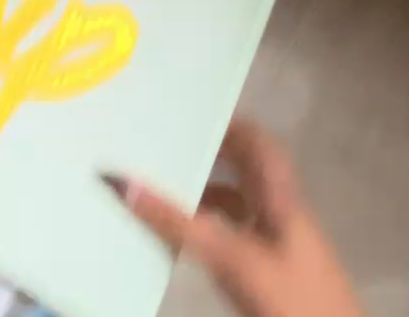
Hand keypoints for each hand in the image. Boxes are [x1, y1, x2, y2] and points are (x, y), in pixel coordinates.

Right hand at [105, 119, 363, 316]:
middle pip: (243, 170)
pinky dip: (202, 225)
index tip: (186, 109)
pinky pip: (229, 233)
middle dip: (202, 154)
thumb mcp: (229, 258)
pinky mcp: (270, 271)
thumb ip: (174, 221)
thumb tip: (115, 179)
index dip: (228, 122)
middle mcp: (282, 214)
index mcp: (282, 200)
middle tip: (157, 140)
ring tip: (153, 182)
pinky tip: (174, 233)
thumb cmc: (293, 299)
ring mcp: (279, 245)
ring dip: (198, 190)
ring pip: (233, 202)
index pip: (260, 145)